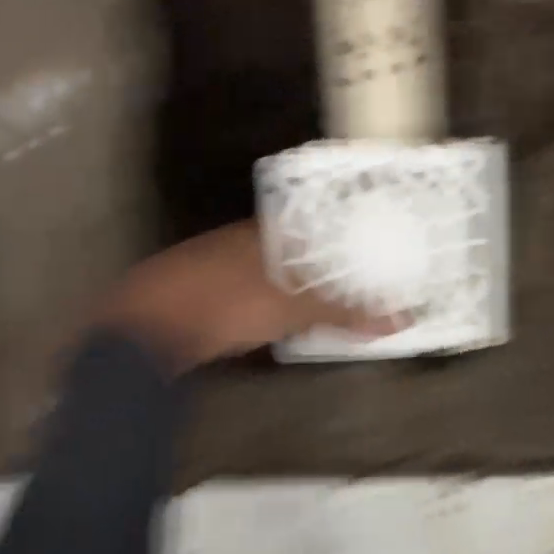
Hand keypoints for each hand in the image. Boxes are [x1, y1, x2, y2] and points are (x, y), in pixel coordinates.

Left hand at [99, 222, 395, 373]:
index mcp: (266, 233)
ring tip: (332, 311)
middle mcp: (243, 243)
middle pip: (294, 253)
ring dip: (299, 293)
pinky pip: (254, 298)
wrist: (152, 328)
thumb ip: (346, 314)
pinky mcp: (206, 297)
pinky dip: (275, 309)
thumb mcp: (294, 310)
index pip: (314, 226)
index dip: (342, 240)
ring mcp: (220, 269)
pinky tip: (285, 327)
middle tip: (359, 289)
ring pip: (272, 276)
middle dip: (324, 270)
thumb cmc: (227, 303)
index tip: (372, 255)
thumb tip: (401, 320)